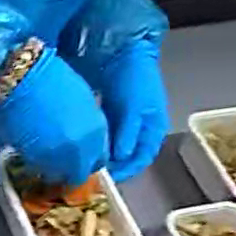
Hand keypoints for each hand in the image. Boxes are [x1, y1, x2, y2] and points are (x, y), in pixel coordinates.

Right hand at [0, 50, 108, 185]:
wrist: (27, 81)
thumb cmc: (55, 83)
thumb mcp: (83, 105)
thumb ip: (88, 129)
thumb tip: (82, 143)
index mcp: (97, 134)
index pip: (99, 161)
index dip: (89, 160)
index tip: (81, 156)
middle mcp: (79, 151)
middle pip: (78, 174)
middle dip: (71, 169)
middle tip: (62, 160)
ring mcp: (55, 159)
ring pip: (57, 175)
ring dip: (53, 168)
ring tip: (46, 154)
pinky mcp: (32, 160)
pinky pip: (39, 168)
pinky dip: (38, 163)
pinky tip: (34, 148)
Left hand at [92, 39, 168, 180]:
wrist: (124, 56)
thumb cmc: (135, 80)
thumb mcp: (134, 107)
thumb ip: (128, 131)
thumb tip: (120, 156)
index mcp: (153, 130)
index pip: (141, 159)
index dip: (125, 171)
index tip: (106, 179)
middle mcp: (140, 132)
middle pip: (125, 159)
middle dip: (109, 168)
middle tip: (90, 174)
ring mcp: (124, 127)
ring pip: (112, 151)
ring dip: (100, 159)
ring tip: (84, 163)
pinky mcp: (111, 121)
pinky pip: (103, 140)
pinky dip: (95, 146)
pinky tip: (82, 149)